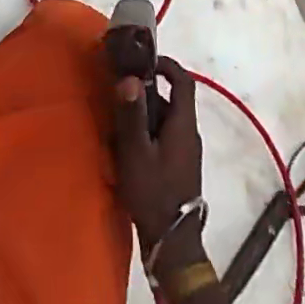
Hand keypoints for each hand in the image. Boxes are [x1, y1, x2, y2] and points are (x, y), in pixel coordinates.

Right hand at [113, 57, 203, 252]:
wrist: (172, 243)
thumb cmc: (154, 193)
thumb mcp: (136, 153)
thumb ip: (131, 116)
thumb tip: (130, 79)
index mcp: (183, 124)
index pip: (183, 81)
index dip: (167, 65)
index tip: (145, 61)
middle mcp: (188, 133)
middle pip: (171, 101)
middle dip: (146, 94)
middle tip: (120, 94)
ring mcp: (186, 152)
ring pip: (165, 121)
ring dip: (144, 117)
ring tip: (116, 125)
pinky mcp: (179, 168)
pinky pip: (163, 139)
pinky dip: (147, 135)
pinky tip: (126, 150)